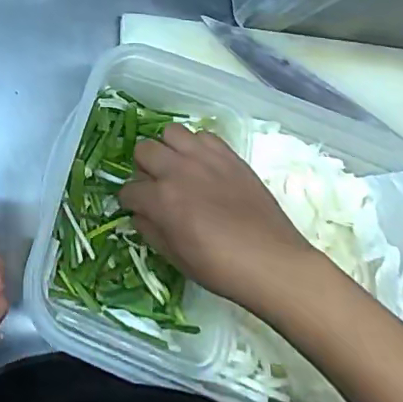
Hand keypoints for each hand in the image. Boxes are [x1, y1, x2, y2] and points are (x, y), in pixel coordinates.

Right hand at [118, 124, 318, 310]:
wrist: (273, 263)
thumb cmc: (221, 269)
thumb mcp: (175, 257)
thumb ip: (150, 230)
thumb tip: (139, 214)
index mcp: (161, 199)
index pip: (129, 190)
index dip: (129, 201)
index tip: (136, 208)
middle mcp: (178, 170)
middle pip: (144, 150)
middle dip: (143, 168)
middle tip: (155, 185)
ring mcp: (205, 159)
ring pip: (170, 132)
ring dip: (168, 149)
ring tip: (177, 167)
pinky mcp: (229, 155)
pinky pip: (202, 135)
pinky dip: (196, 146)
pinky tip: (202, 165)